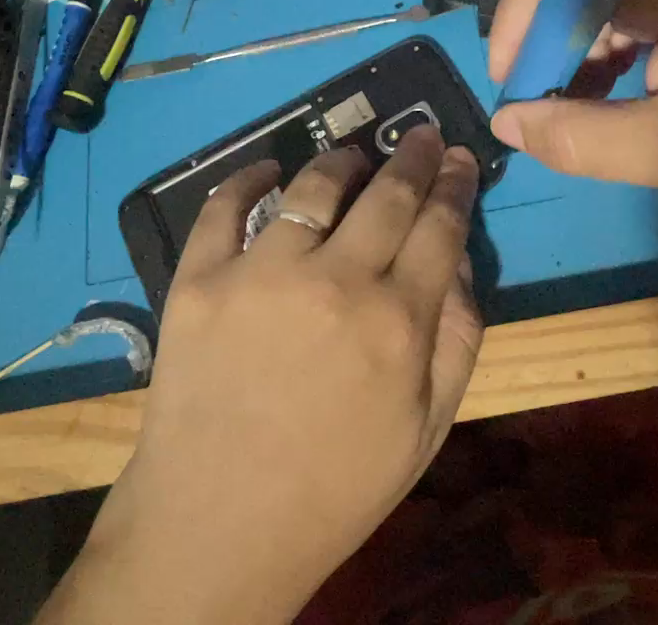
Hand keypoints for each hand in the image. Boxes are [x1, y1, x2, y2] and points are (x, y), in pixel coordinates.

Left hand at [51, 126, 481, 624]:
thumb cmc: (338, 483)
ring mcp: (260, 275)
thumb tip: (457, 257)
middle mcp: (335, 281)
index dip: (454, 183)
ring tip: (353, 157)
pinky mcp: (198, 280)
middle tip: (419, 133)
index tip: (457, 156)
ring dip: (342, 161)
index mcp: (399, 321)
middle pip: (387, 194)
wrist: (219, 525)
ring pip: (313, 186)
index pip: (440, 225)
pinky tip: (268, 170)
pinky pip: (224, 206)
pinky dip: (248, 177)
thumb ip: (459, 336)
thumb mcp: (428, 426)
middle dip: (412, 155)